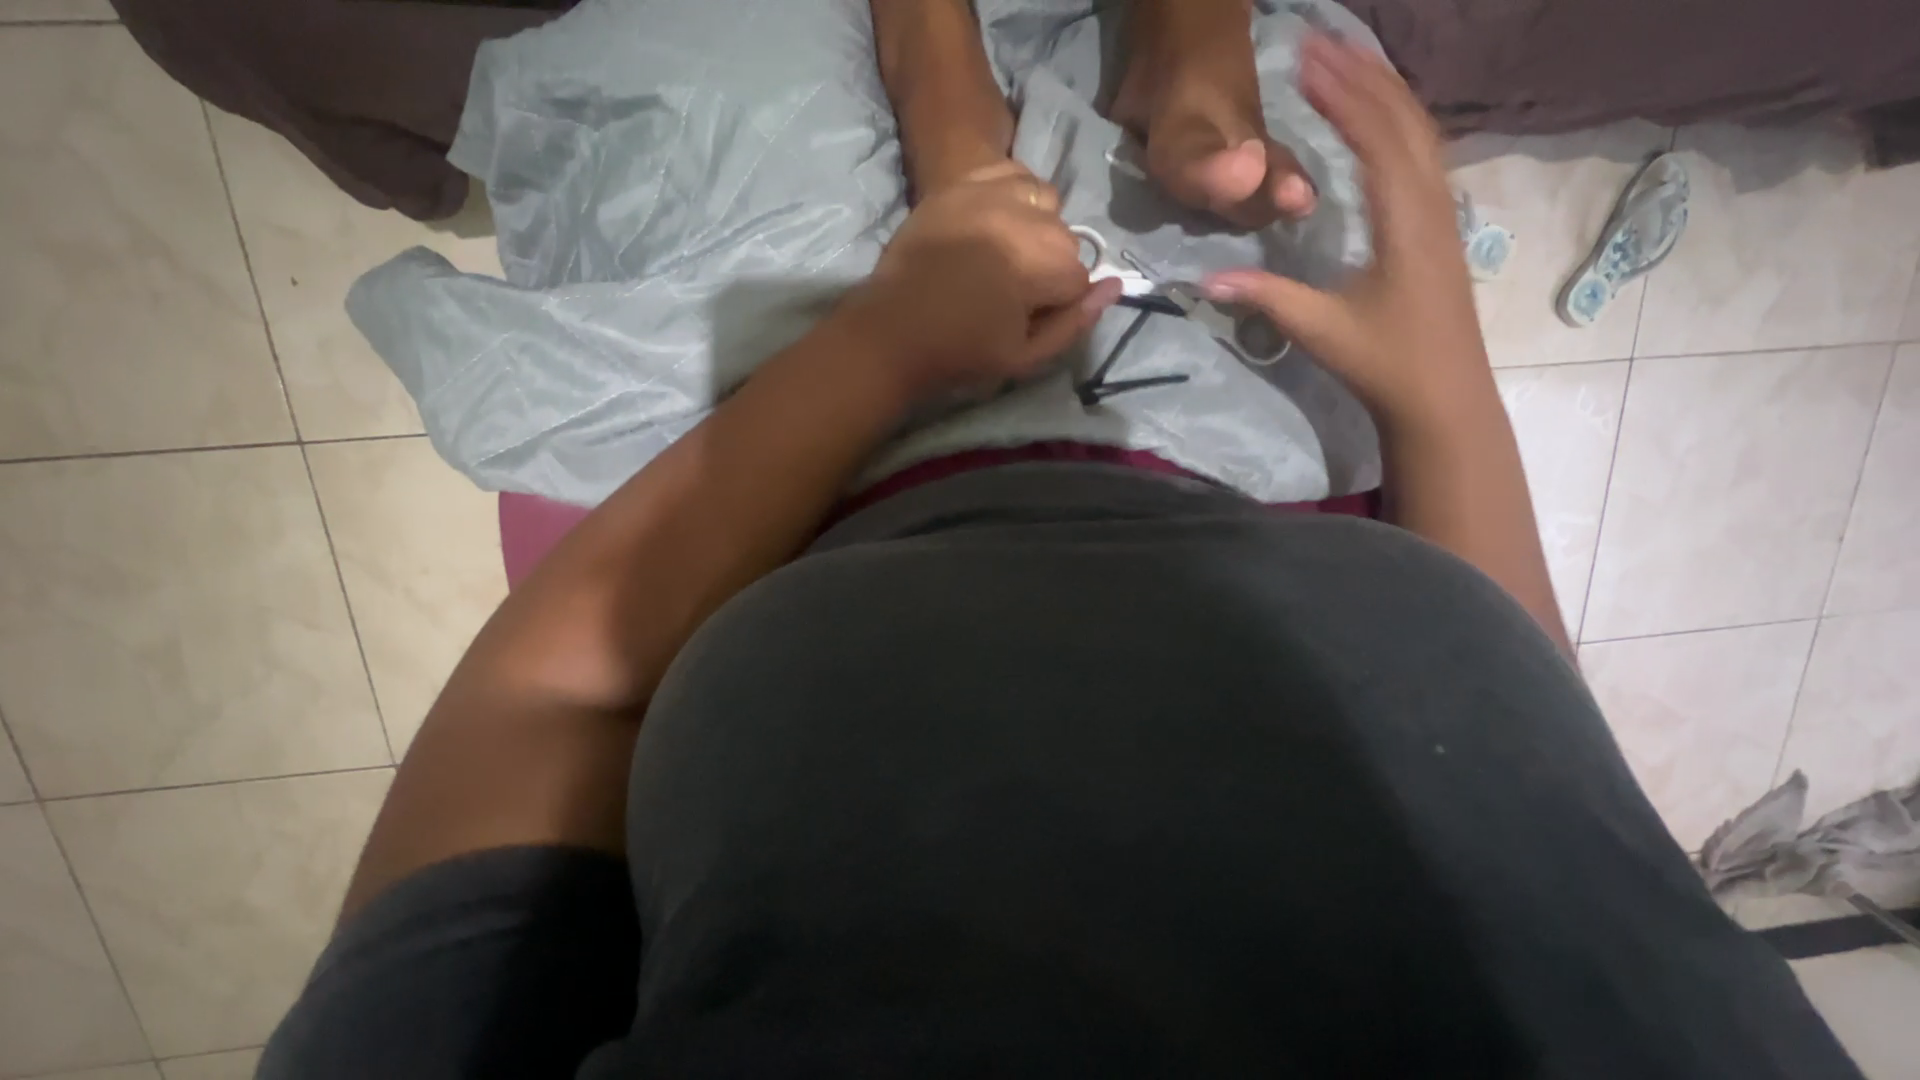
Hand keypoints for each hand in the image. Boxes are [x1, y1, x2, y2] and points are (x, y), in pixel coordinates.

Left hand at [838, 163, 1122, 400]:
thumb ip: (1077, 323)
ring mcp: (991, 194)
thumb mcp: (1027, 357)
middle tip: (1009, 292)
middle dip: (1049, 265)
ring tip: (1004, 253)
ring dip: (1035, 225)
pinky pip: (1010, 173)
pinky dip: (1012, 194)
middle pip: (1065, 238)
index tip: (1027, 318)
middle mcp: (1025, 219)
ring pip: (1043, 200)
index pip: (1080, 278)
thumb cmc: (962, 351)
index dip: (1058, 303)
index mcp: (1043, 264)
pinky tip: (994, 222)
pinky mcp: (961, 185)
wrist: (894, 330)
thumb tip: (1115, 286)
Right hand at [1201, 37, 1489, 420]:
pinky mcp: (1439, 226)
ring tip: (1347, 62)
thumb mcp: (1321, 329)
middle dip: (1363, 75)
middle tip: (1321, 43)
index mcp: (1406, 220)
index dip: (1341, 94)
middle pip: (1405, 119)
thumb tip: (1206, 281)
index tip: (1305, 61)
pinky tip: (1378, 120)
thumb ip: (1266, 298)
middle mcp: (1432, 202)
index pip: (1376, 137)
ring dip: (1385, 92)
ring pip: (1421, 132)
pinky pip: (1424, 154)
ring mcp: (1442, 212)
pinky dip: (1398, 122)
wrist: (1446, 396)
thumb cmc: (1387, 363)